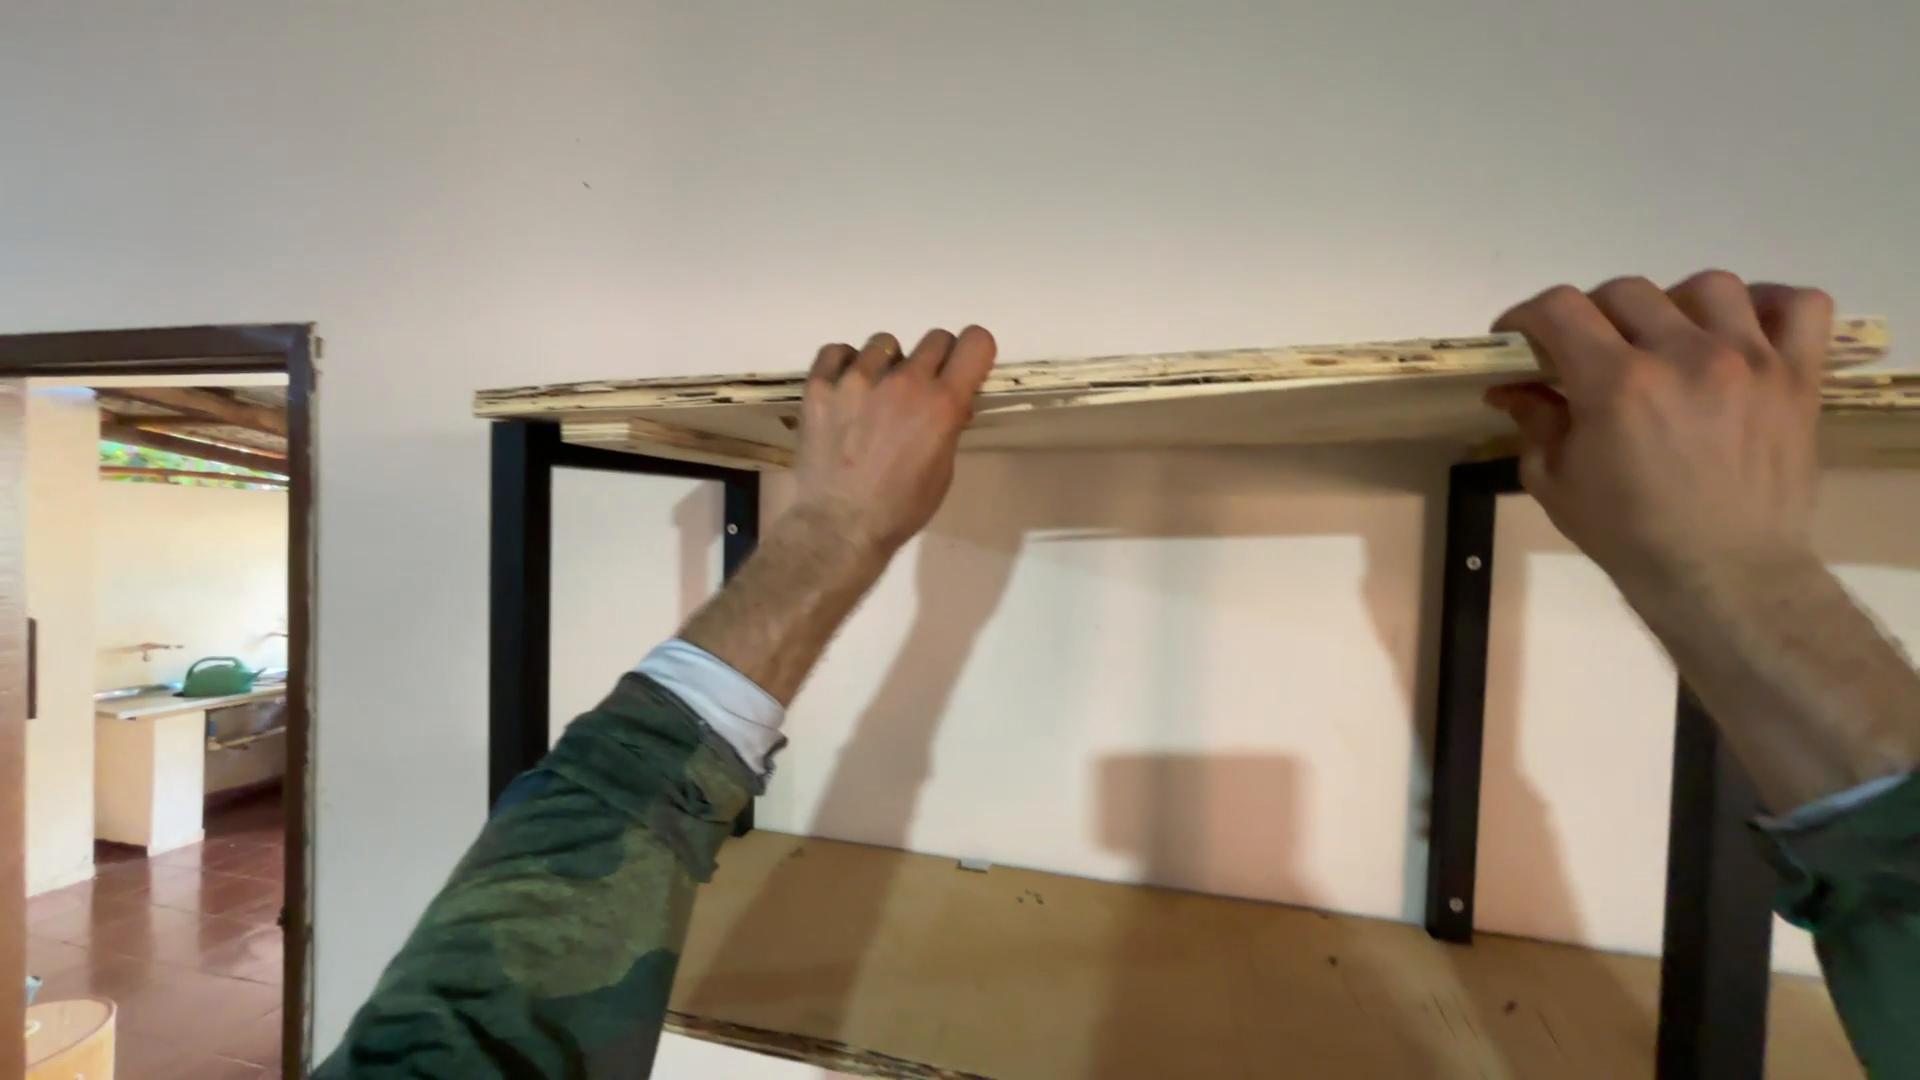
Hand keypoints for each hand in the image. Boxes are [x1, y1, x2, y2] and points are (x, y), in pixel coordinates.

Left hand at [789, 326, 997, 557]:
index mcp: (941, 404)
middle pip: (935, 338)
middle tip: (921, 392)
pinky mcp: (819, 387)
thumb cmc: (900, 509)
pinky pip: (837, 351)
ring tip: (875, 397)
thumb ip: (949, 428)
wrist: (840, 527)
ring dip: (888, 365)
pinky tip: (846, 390)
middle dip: (936, 362)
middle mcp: (903, 382)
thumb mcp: (943, 472)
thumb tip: (952, 405)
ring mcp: (857, 380)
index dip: (974, 353)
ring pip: (884, 344)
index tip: (965, 370)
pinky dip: (845, 365)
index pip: (975, 343)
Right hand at [1486, 271, 1830, 601]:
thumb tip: (1513, 388)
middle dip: (1585, 315)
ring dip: (1668, 306)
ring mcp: (1751, 360)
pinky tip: (1734, 331)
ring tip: (1657, 341)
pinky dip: (1762, 306)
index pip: (1560, 310)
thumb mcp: (1551, 478)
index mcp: (1615, 384)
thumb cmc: (1621, 528)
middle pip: (1624, 292)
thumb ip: (1534, 420)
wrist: (1719, 568)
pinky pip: (1796, 305)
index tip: (1515, 337)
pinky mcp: (1798, 374)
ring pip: (1705, 288)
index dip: (1525, 315)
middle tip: (1577, 350)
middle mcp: (1684, 356)